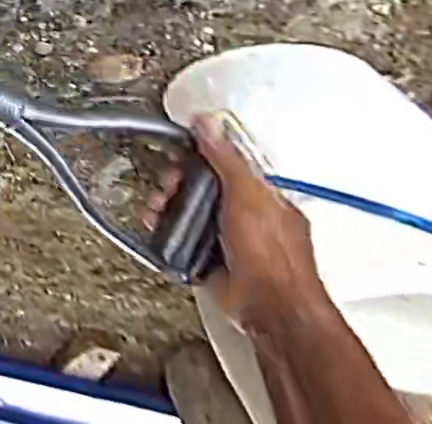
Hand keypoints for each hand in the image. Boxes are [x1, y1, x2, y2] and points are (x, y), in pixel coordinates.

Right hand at [149, 114, 328, 328]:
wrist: (268, 307)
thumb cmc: (273, 259)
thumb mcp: (247, 196)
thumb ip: (226, 158)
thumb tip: (208, 123)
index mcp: (263, 200)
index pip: (225, 165)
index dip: (199, 158)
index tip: (180, 156)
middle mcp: (246, 217)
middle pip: (199, 186)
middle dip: (175, 183)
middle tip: (169, 186)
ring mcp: (225, 237)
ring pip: (184, 209)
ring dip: (165, 205)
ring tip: (160, 208)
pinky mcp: (206, 255)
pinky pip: (176, 233)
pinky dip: (162, 227)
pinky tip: (159, 226)